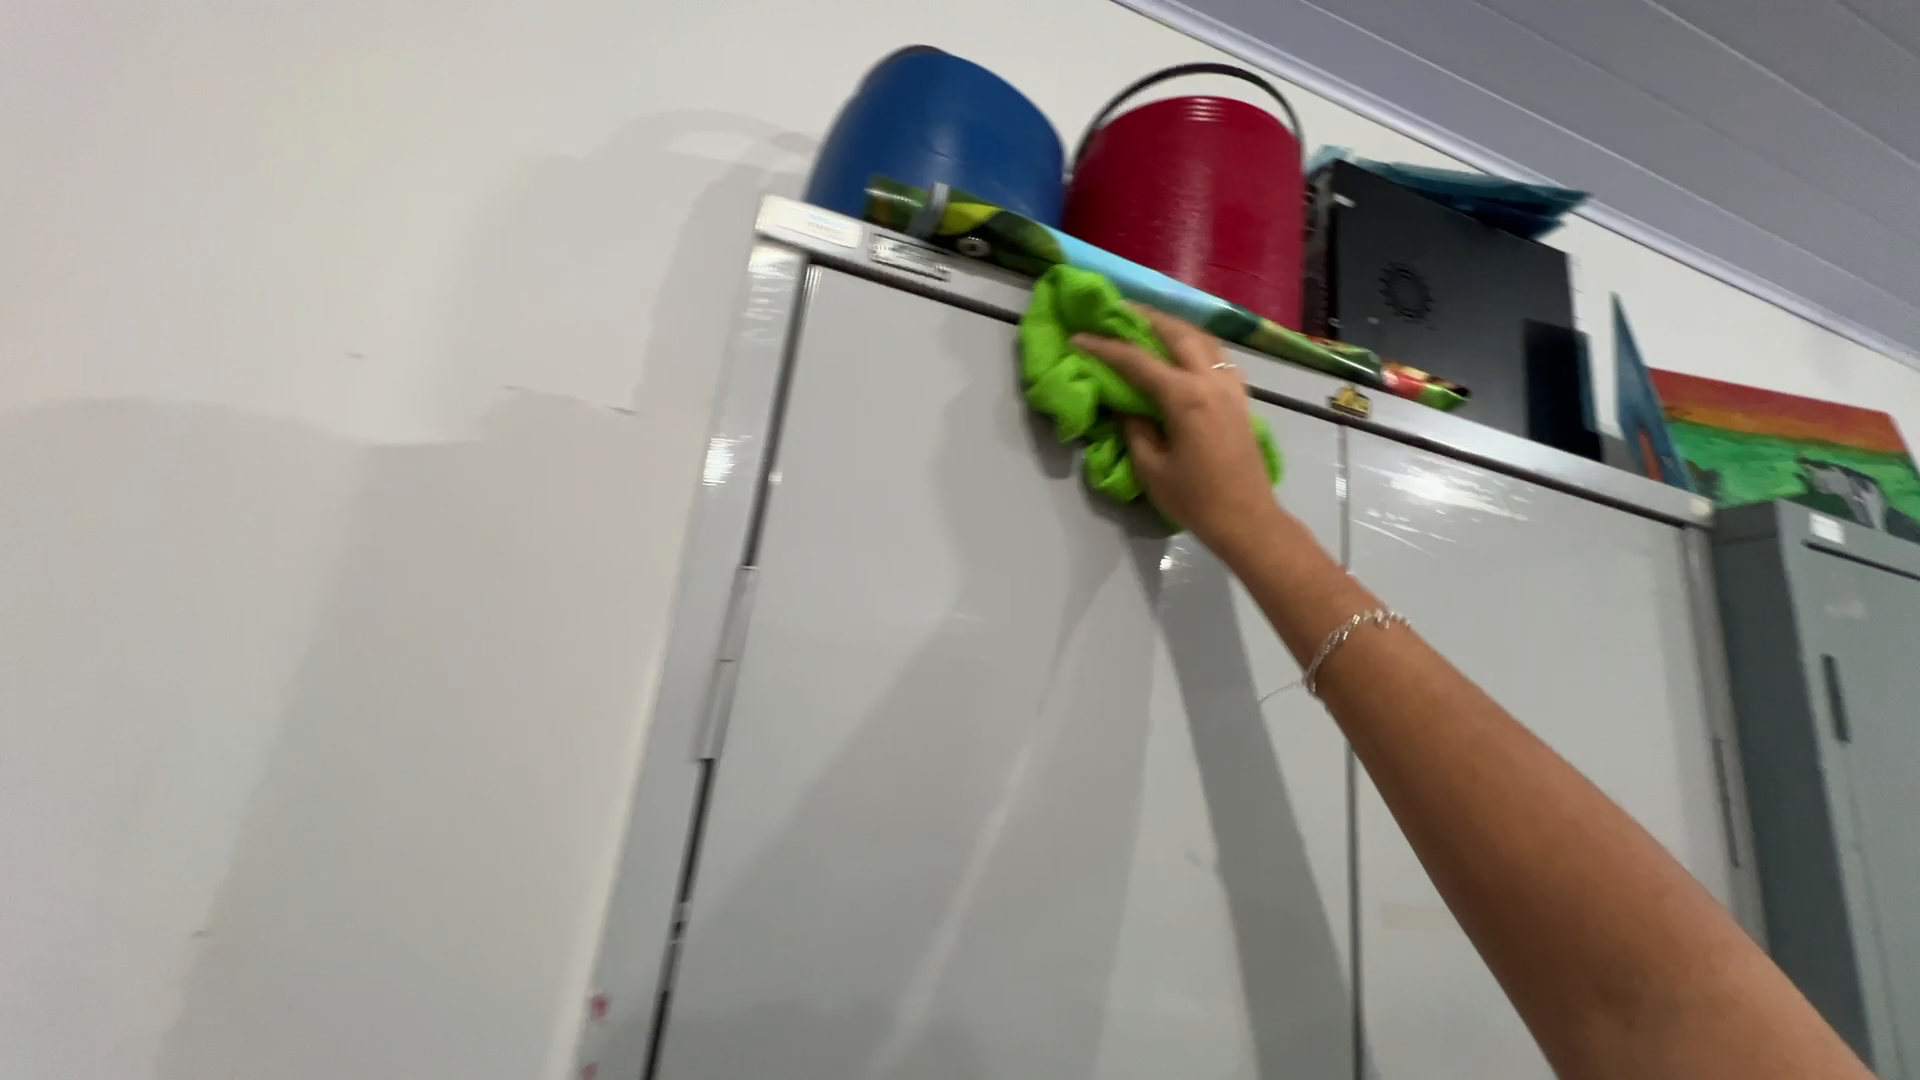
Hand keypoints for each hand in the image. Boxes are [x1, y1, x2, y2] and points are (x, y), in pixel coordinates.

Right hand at [1071, 307, 1282, 555]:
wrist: (1246, 519)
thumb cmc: (1194, 499)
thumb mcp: (1151, 467)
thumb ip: (1134, 428)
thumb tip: (1123, 404)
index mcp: (1185, 397)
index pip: (1137, 361)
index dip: (1104, 347)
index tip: (1078, 336)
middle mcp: (1211, 381)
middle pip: (1176, 333)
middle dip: (1145, 318)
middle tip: (1118, 310)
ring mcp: (1231, 386)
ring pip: (1203, 339)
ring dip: (1175, 326)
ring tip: (1150, 323)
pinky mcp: (1241, 398)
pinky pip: (1218, 357)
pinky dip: (1197, 344)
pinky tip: (1185, 352)